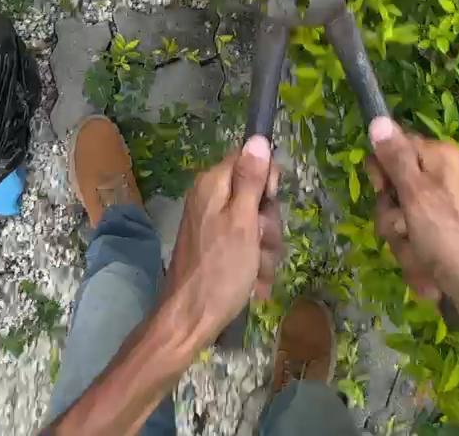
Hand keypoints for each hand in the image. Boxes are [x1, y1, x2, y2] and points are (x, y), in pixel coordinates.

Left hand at [162, 136, 281, 346]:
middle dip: (268, 223)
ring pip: (255, 223)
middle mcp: (210, 198)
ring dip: (265, 249)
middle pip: (255, 194)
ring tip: (258, 272)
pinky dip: (254, 263)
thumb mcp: (244, 222)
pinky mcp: (215, 247)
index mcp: (213, 184)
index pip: (249, 160)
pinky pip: (245, 244)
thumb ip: (252, 180)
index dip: (267, 182)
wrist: (190, 321)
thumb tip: (259, 138)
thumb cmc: (220, 270)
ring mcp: (212, 223)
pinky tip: (256, 285)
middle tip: (262, 244)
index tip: (269, 204)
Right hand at [365, 118, 458, 312]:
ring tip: (424, 263)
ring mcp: (445, 216)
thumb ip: (395, 158)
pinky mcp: (446, 245)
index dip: (382, 172)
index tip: (383, 190)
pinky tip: (432, 281)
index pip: (393, 149)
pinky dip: (419, 266)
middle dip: (393, 221)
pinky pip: (417, 249)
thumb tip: (378, 119)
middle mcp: (442, 182)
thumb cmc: (454, 239)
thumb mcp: (417, 194)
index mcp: (438, 159)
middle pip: (393, 192)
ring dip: (405, 249)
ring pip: (402, 225)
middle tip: (406, 231)